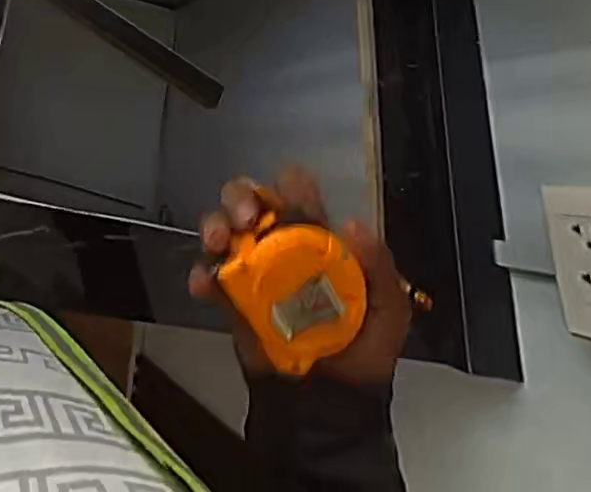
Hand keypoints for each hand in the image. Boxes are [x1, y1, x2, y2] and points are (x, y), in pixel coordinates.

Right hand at [187, 164, 410, 383]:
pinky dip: (202, 274)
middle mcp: (278, 241)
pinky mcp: (230, 298)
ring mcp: (251, 268)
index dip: (288, 186)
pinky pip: (208, 275)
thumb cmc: (363, 349)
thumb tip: (352, 224)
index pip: (296, 189)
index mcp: (315, 235)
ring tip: (218, 242)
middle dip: (241, 196)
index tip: (287, 202)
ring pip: (223, 226)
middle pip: (250, 197)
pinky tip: (205, 284)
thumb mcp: (388, 306)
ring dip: (215, 225)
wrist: (331, 404)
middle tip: (246, 217)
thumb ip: (379, 264)